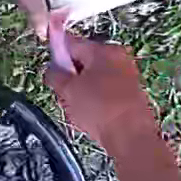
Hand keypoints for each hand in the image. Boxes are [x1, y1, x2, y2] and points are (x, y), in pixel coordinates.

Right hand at [44, 36, 158, 150]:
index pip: (72, 43)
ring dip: (80, 92)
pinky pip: (105, 92)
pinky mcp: (131, 94)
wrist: (131, 137)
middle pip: (83, 62)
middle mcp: (119, 58)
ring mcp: (127, 75)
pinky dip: (95, 101)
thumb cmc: (99, 108)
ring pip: (93, 79)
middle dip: (70, 78)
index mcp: (104, 50)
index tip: (49, 70)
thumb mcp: (68, 90)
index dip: (56, 54)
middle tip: (63, 95)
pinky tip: (90, 117)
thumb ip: (55, 75)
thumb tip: (51, 70)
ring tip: (76, 111)